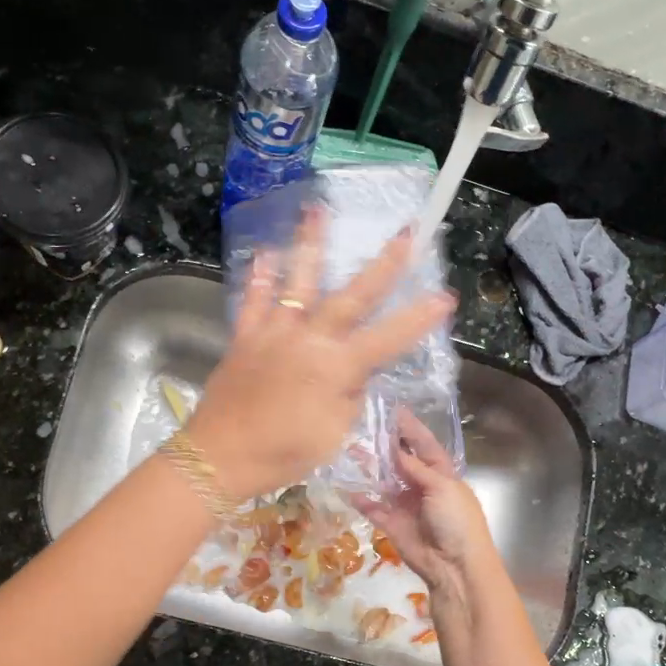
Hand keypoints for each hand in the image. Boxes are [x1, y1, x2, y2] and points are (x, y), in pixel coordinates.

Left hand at [184, 208, 455, 500]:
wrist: (220, 455)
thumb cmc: (284, 453)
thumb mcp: (333, 434)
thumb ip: (349, 398)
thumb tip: (353, 375)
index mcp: (336, 368)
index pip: (388, 339)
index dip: (418, 319)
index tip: (445, 296)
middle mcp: (309, 339)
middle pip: (352, 296)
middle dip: (384, 265)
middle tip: (407, 233)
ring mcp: (274, 334)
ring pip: (298, 282)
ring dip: (311, 244)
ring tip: (317, 210)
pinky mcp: (245, 338)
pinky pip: (254, 302)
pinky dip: (260, 278)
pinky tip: (265, 254)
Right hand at [354, 410, 495, 597]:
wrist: (454, 564)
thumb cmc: (456, 520)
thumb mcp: (441, 486)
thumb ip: (415, 467)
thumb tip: (394, 448)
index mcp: (441, 474)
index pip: (424, 445)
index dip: (410, 428)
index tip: (394, 410)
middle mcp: (422, 486)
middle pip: (400, 461)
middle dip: (384, 446)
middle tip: (364, 427)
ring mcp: (405, 505)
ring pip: (383, 482)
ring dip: (369, 468)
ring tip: (350, 451)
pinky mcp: (391, 524)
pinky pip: (373, 508)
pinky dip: (360, 499)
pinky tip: (345, 487)